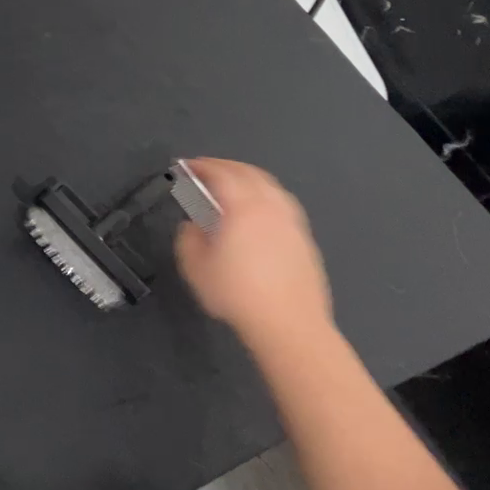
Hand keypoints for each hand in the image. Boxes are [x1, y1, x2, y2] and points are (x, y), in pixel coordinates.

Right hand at [174, 158, 332, 346]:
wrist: (288, 324)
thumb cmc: (236, 294)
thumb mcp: (195, 267)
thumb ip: (188, 237)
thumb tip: (193, 225)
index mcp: (242, 209)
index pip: (221, 174)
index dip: (201, 166)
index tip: (185, 166)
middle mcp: (270, 208)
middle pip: (249, 173)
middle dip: (224, 166)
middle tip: (204, 169)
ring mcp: (291, 222)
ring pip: (270, 186)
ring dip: (247, 178)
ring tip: (230, 185)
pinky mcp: (304, 238)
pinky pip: (281, 203)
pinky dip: (264, 195)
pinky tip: (255, 211)